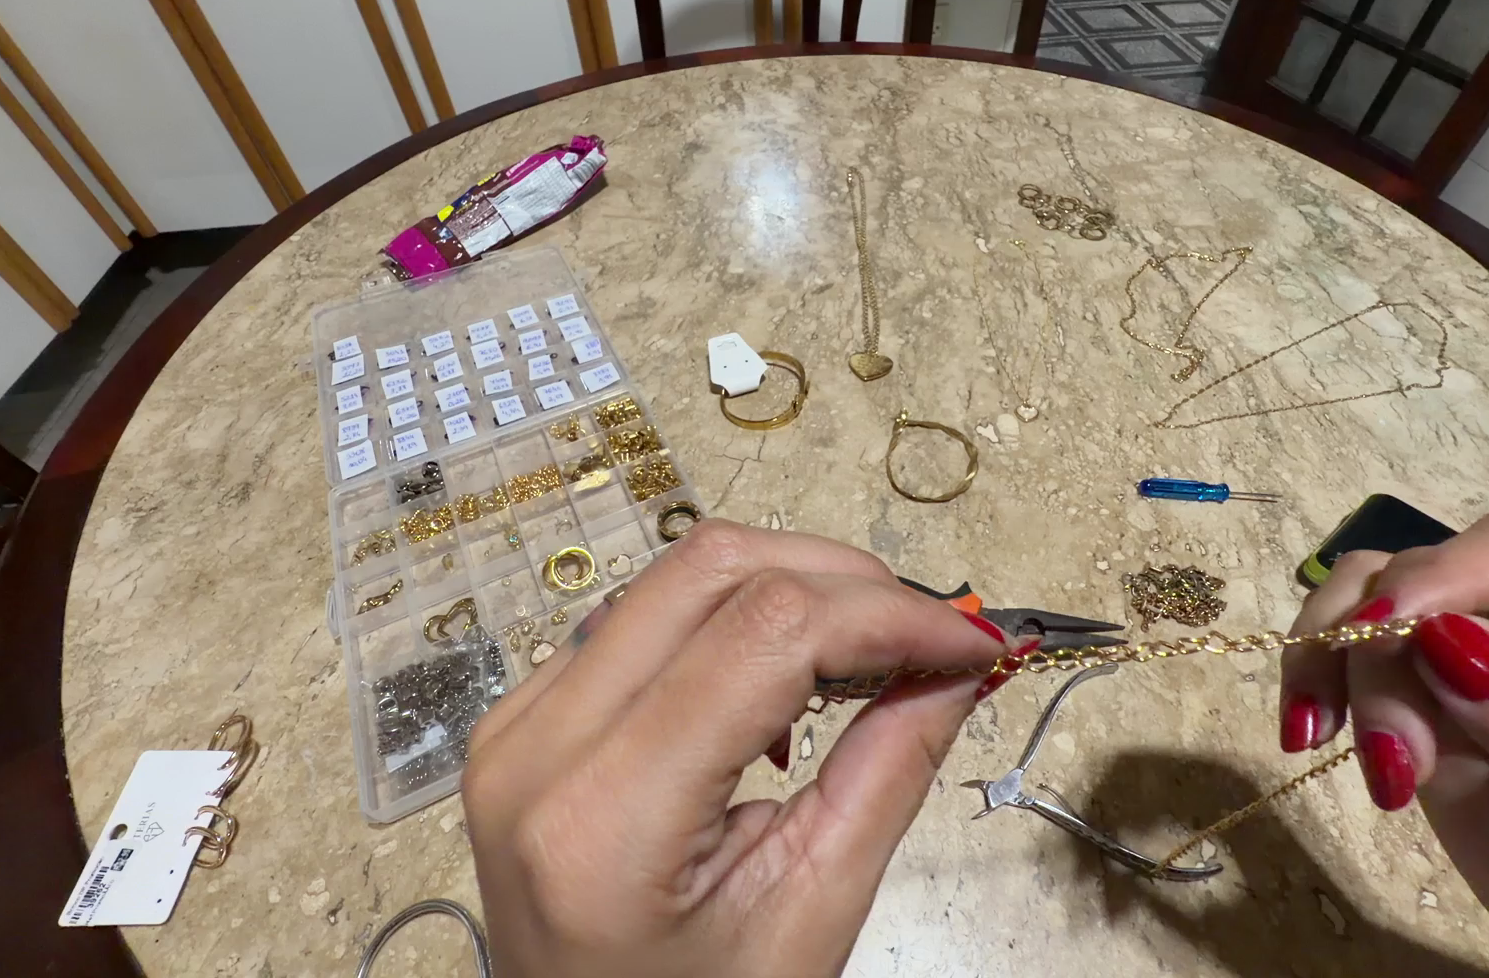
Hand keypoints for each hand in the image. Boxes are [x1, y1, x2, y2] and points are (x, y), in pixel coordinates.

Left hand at [462, 521, 1020, 977]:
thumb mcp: (808, 919)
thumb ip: (890, 772)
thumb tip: (958, 665)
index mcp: (603, 819)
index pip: (763, 634)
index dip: (883, 614)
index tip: (966, 638)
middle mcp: (540, 740)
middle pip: (712, 568)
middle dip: (840, 577)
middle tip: (919, 631)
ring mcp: (522, 713)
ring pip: (678, 573)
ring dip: (791, 583)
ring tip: (859, 648)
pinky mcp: (529, 703)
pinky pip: (647, 611)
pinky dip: (736, 613)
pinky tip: (778, 672)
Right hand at [1278, 508, 1488, 977]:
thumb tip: (1448, 642)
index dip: (1456, 571)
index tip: (1381, 628)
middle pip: (1431, 570)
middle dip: (1381, 646)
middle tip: (1383, 746)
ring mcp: (1485, 646)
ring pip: (1368, 599)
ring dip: (1336, 665)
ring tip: (1358, 760)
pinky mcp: (1420, 681)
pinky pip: (1344, 649)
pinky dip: (1314, 682)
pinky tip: (1312, 737)